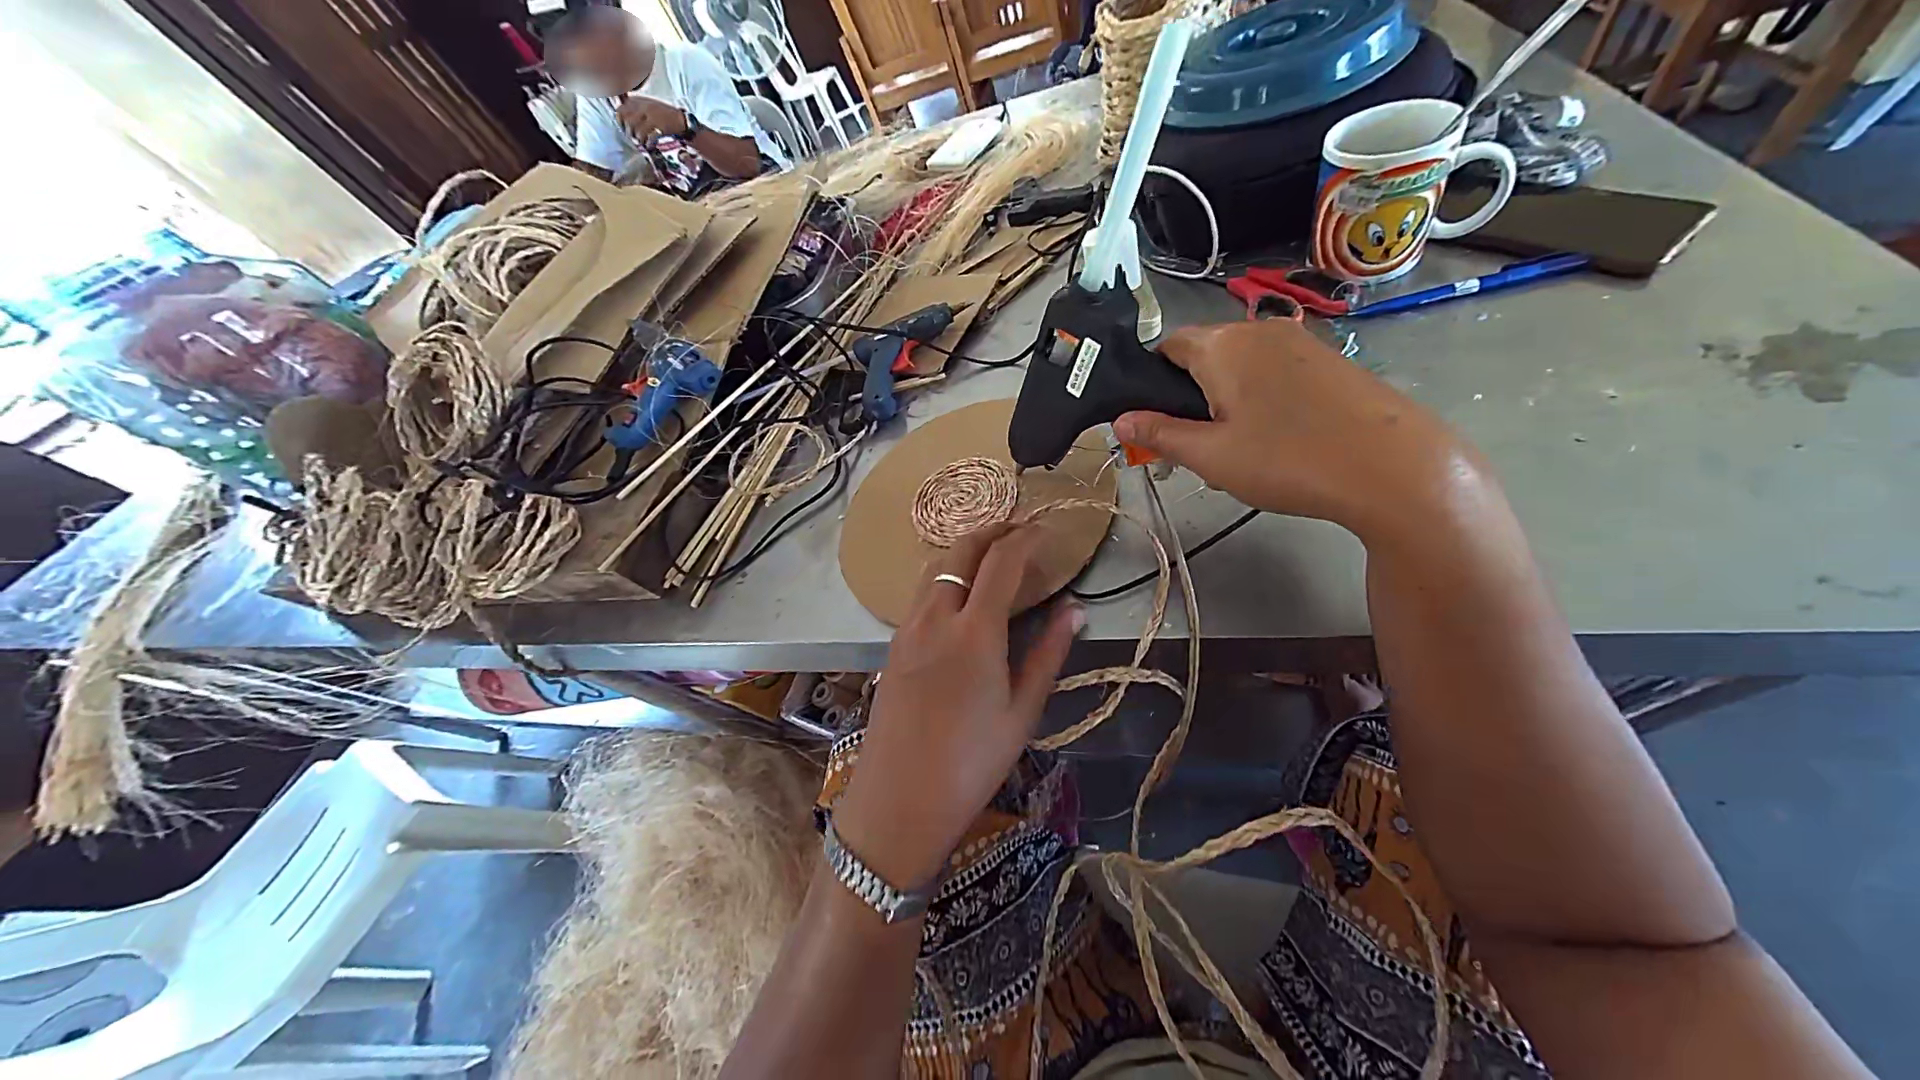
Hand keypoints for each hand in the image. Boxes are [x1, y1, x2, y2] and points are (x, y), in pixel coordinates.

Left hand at [617, 95, 688, 139]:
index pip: (620, 109)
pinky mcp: (660, 125)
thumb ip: (633, 110)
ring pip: (636, 129)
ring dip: (639, 139)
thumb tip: (620, 117)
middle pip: (627, 121)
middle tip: (634, 138)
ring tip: (643, 142)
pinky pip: (648, 136)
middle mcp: (643, 106)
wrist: (682, 121)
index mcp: (639, 101)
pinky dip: (648, 143)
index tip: (625, 129)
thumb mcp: (647, 107)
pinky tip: (650, 145)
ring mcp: (652, 116)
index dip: (620, 121)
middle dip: (629, 132)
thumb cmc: (663, 116)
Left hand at [831, 526, 1082, 888]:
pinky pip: (920, 594)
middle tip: (1019, 529)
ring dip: (964, 550)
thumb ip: (1048, 653)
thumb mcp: (1022, 711)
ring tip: (992, 554)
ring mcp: (907, 630)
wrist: (899, 800)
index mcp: (974, 631)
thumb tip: (1074, 610)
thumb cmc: (972, 762)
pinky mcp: (893, 647)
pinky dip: (945, 576)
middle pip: (960, 550)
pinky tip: (961, 594)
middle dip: (992, 531)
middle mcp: (935, 617)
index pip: (1001, 561)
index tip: (1046, 530)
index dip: (1026, 537)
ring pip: (934, 568)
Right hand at [1114, 320, 1485, 545]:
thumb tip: (1120, 420)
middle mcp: (1259, 331)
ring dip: (1227, 399)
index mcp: (1222, 346)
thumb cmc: (1287, 459)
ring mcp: (1301, 342)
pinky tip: (1281, 439)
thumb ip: (1160, 434)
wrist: (1393, 467)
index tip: (1156, 422)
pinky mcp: (1331, 360)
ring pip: (1242, 366)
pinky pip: (1276, 372)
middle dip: (1191, 395)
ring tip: (1241, 449)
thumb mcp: (1210, 456)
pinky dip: (1262, 399)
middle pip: (1205, 355)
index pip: (1167, 345)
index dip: (1152, 381)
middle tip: (1198, 446)